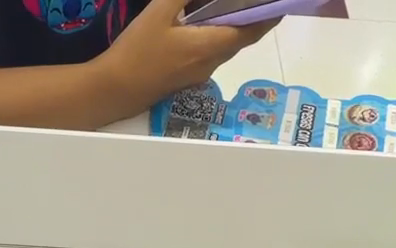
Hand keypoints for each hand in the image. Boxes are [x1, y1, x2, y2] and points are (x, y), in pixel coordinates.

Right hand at [96, 0, 276, 104]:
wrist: (114, 90)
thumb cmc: (137, 51)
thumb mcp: (160, 11)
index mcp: (210, 47)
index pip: (252, 31)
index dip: (270, 15)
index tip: (281, 2)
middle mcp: (210, 64)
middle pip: (241, 39)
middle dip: (254, 17)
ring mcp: (198, 74)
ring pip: (225, 46)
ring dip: (234, 27)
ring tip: (235, 3)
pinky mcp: (186, 78)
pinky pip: (210, 53)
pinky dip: (217, 35)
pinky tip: (208, 21)